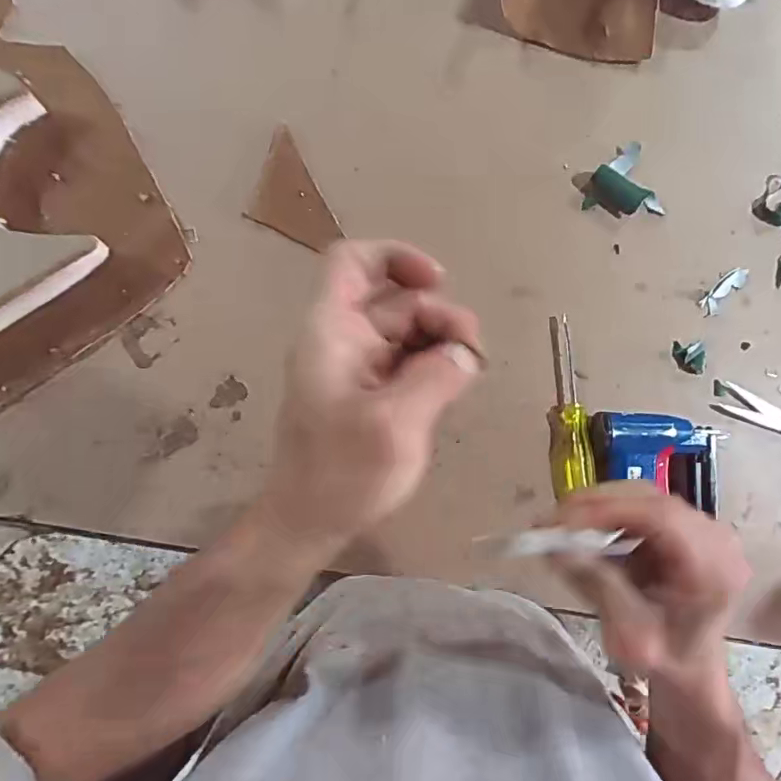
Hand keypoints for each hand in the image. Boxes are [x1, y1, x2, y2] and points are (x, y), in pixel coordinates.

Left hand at [254, 239, 482, 552]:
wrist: (308, 523)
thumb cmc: (341, 475)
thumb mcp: (396, 425)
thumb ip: (436, 378)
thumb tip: (464, 353)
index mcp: (334, 332)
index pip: (353, 261)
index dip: (396, 257)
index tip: (438, 283)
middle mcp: (345, 340)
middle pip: (396, 300)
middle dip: (439, 315)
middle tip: (472, 354)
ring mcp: (359, 368)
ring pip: (408, 332)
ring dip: (443, 341)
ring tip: (470, 372)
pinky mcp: (372, 395)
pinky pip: (409, 362)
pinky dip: (435, 365)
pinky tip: (456, 386)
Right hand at [549, 481, 750, 684]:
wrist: (690, 666)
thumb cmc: (666, 660)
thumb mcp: (630, 635)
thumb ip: (598, 587)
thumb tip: (554, 547)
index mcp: (714, 567)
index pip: (661, 517)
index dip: (608, 511)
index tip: (563, 522)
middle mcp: (716, 538)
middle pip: (650, 500)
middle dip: (595, 506)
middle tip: (550, 522)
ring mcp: (702, 528)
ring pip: (642, 498)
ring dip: (598, 509)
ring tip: (559, 527)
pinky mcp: (683, 526)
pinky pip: (641, 507)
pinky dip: (608, 516)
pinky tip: (582, 530)